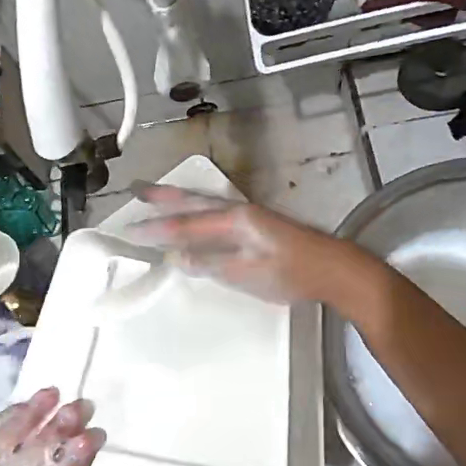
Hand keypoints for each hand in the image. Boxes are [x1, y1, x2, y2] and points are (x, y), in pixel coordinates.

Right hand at [122, 184, 372, 303]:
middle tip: (137, 191)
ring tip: (157, 196)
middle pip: (194, 202)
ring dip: (179, 199)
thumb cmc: (293, 274)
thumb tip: (175, 258)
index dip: (158, 228)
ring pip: (205, 202)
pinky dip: (197, 209)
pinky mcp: (257, 224)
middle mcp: (239, 210)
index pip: (187, 224)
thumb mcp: (248, 274)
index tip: (131, 230)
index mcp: (235, 220)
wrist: (335, 269)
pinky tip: (194, 214)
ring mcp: (249, 215)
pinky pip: (216, 211)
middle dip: (164, 198)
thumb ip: (211, 263)